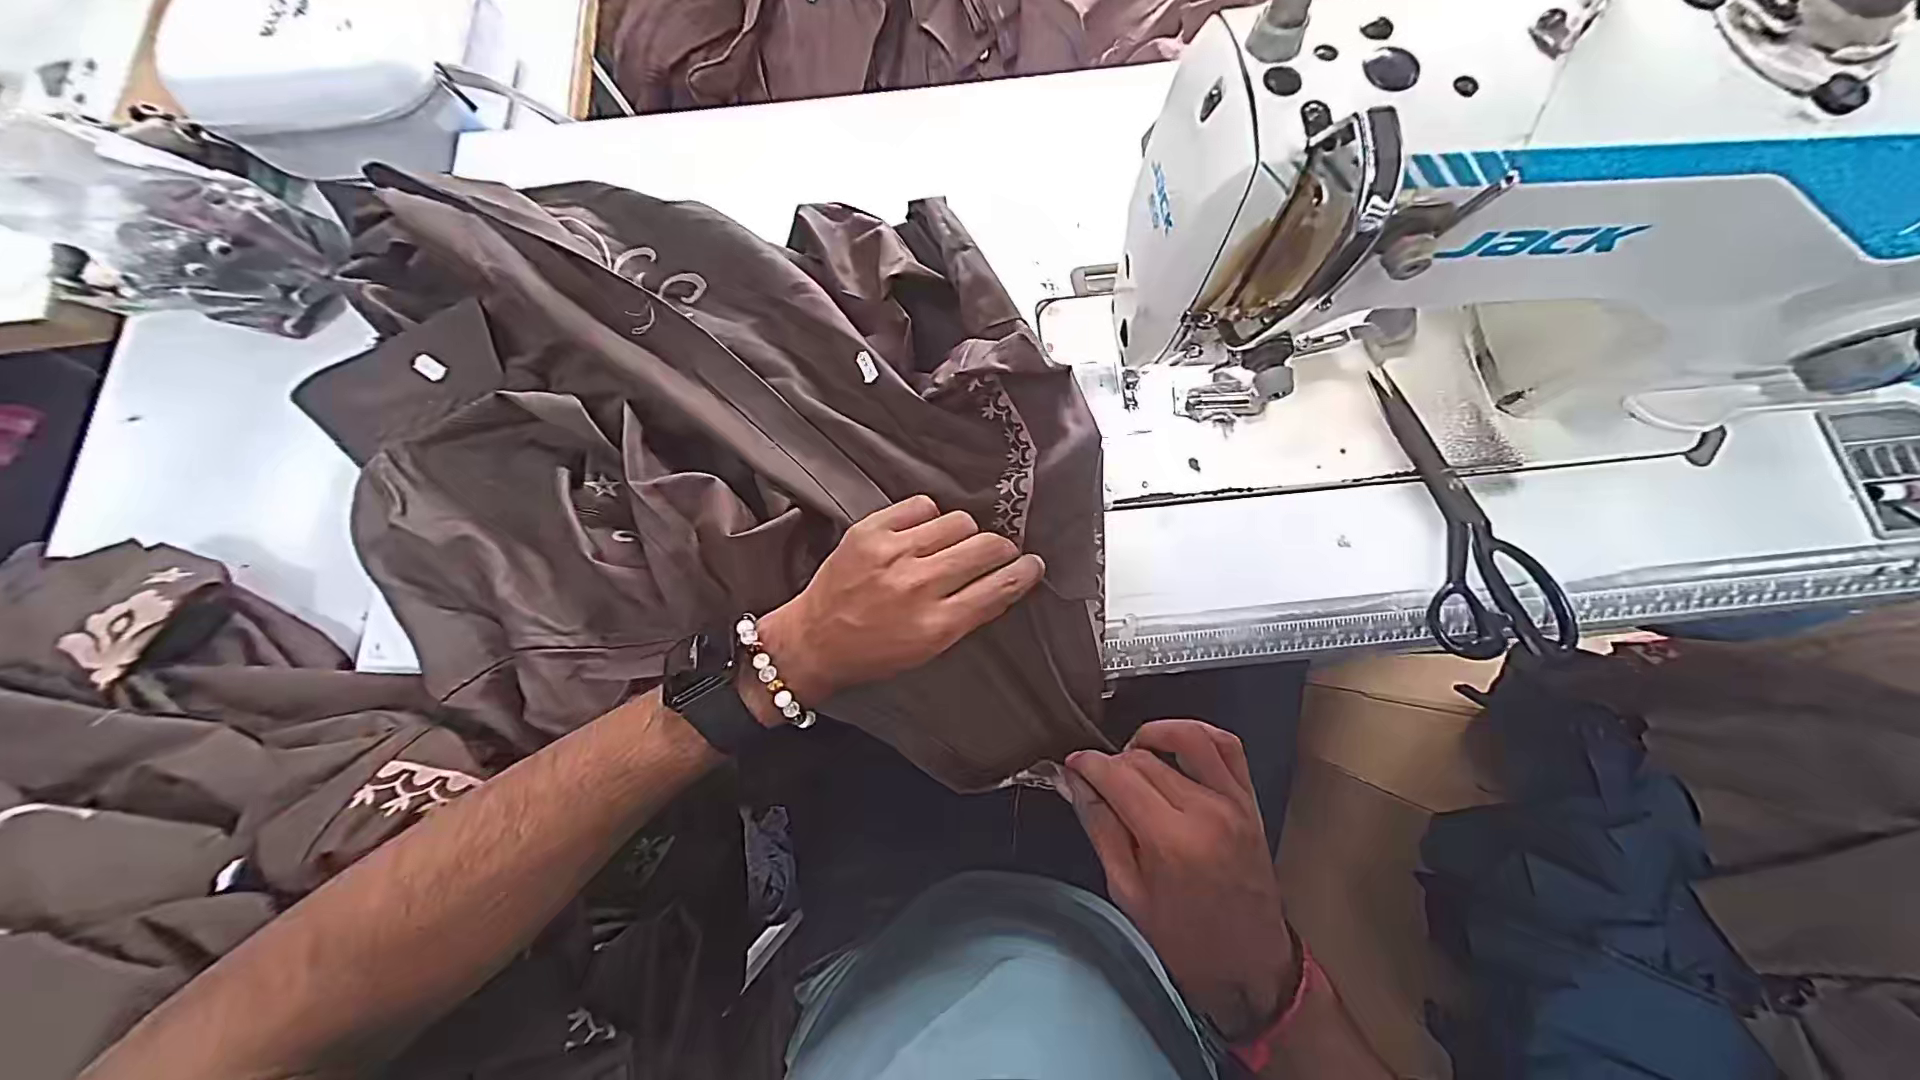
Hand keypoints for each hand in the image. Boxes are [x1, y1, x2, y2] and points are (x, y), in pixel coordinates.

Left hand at [752, 495, 1044, 711]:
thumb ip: (968, 615)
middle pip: (987, 547)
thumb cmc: (872, 652)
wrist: (813, 640)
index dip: (1024, 572)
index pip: (999, 588)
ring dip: (965, 533)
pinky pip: (922, 505)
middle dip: (1002, 549)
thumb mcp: (928, 649)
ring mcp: (892, 553)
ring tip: (953, 545)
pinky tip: (923, 532)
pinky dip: (930, 517)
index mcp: (936, 625)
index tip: (1032, 565)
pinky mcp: (870, 530)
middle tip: (997, 553)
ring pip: (960, 522)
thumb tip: (1005, 581)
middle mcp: (917, 586)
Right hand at [1064, 719, 1297, 1038]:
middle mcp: (1207, 812)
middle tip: (1096, 781)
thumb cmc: (1187, 942)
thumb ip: (1101, 828)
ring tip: (1133, 757)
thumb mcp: (1128, 893)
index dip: (1087, 764)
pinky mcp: (1250, 801)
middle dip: (1111, 762)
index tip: (1072, 766)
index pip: (1119, 775)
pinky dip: (1197, 734)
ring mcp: (1234, 803)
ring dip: (1152, 736)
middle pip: (1145, 757)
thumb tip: (1076, 783)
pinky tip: (1174, 745)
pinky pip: (1227, 746)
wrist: (1251, 966)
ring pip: (1185, 737)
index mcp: (1173, 841)